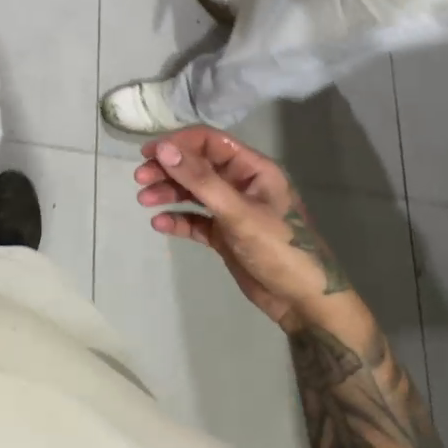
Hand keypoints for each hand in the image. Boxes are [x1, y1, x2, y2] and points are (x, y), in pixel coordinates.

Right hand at [133, 128, 355, 333]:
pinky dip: (177, 219)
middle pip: (196, 165)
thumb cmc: (281, 250)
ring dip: (167, 192)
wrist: (307, 305)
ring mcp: (232, 210)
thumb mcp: (239, 212)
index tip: (149, 154)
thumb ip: (200, 179)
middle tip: (140, 179)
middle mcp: (242, 185)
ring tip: (145, 201)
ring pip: (192, 191)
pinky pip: (194, 219)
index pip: (209, 142)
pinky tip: (161, 224)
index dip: (177, 143)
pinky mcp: (225, 234)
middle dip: (167, 170)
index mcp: (254, 170)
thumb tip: (162, 148)